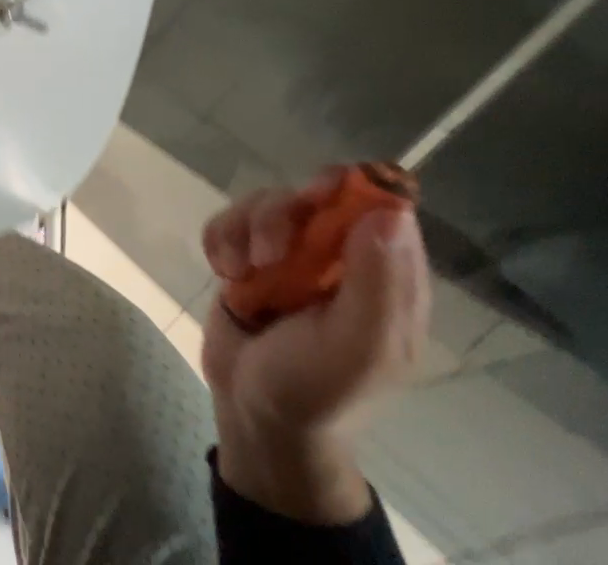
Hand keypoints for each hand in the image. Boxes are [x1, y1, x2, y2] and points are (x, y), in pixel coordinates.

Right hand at [201, 183, 431, 524]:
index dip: (350, 192)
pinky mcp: (249, 259)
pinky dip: (219, 237)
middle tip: (269, 253)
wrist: (255, 415)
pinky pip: (229, 221)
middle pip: (314, 194)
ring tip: (239, 271)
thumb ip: (378, 284)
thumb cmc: (317, 389)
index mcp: (387, 274)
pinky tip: (222, 271)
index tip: (316, 205)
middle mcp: (342, 256)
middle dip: (281, 214)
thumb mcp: (358, 346)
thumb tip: (388, 212)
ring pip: (266, 203)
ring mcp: (293, 256)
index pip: (382, 207)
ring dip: (244, 229)